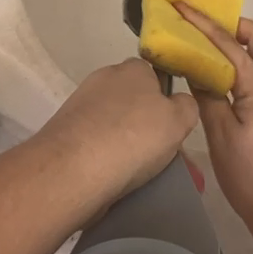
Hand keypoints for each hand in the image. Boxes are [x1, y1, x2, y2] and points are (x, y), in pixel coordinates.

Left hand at [37, 58, 198, 201]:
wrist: (73, 171)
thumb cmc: (133, 137)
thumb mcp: (178, 119)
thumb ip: (186, 107)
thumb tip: (180, 103)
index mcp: (132, 69)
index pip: (154, 76)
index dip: (166, 101)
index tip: (173, 127)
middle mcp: (104, 80)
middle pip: (134, 103)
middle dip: (149, 129)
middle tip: (165, 160)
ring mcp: (81, 107)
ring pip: (116, 127)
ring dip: (130, 148)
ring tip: (146, 180)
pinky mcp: (66, 135)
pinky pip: (97, 146)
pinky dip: (108, 162)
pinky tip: (119, 184)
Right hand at [177, 6, 252, 232]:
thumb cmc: (251, 174)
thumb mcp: (220, 135)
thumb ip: (207, 95)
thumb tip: (194, 67)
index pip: (227, 41)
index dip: (201, 22)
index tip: (180, 4)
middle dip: (231, 23)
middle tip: (202, 27)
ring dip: (242, 39)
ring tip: (212, 47)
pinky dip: (249, 58)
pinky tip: (229, 75)